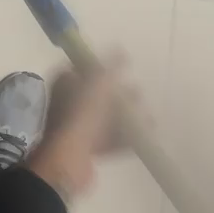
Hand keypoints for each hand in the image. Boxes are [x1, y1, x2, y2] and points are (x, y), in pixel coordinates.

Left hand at [25, 54, 133, 201]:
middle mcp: (68, 103)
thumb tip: (121, 50)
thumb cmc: (81, 116)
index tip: (123, 68)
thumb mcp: (98, 84)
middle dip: (121, 94)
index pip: (83, 68)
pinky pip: (108, 139)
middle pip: (98, 94)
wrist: (69, 162)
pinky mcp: (86, 149)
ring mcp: (76, 127)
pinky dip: (125, 137)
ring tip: (148, 117)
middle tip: (139, 93)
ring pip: (105, 117)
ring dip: (127, 117)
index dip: (102, 66)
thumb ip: (111, 67)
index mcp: (65, 83)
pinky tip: (143, 136)